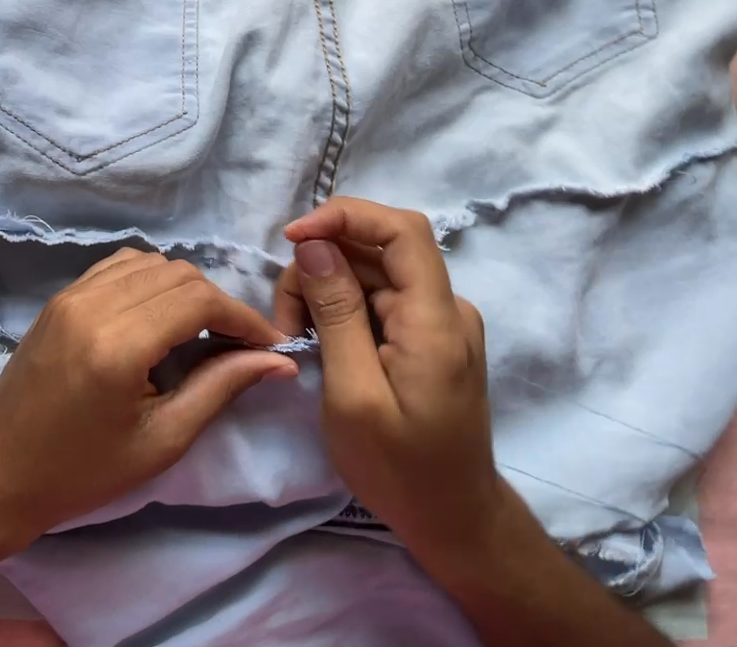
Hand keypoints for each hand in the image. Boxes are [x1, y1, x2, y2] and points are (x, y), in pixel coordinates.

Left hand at [0, 248, 298, 547]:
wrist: (1, 470)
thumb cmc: (84, 470)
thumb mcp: (161, 440)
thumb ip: (220, 388)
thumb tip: (278, 361)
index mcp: (117, 343)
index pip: (198, 300)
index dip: (243, 318)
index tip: (269, 347)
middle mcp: (92, 304)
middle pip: (177, 273)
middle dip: (216, 304)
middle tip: (235, 346)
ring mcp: (70, 295)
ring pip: (147, 263)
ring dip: (182, 289)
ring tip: (197, 334)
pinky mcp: (58, 298)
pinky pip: (116, 268)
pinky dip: (147, 281)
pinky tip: (155, 319)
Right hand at [277, 198, 507, 565]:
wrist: (452, 520)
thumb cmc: (399, 466)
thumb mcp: (352, 392)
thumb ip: (336, 313)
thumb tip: (313, 244)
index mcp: (436, 321)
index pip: (402, 230)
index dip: (344, 216)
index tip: (292, 238)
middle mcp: (444, 309)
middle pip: (374, 251)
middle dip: (318, 268)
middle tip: (284, 320)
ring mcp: (437, 322)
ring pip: (368, 273)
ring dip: (322, 292)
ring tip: (296, 338)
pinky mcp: (424, 336)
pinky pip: (375, 299)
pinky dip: (337, 310)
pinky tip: (317, 342)